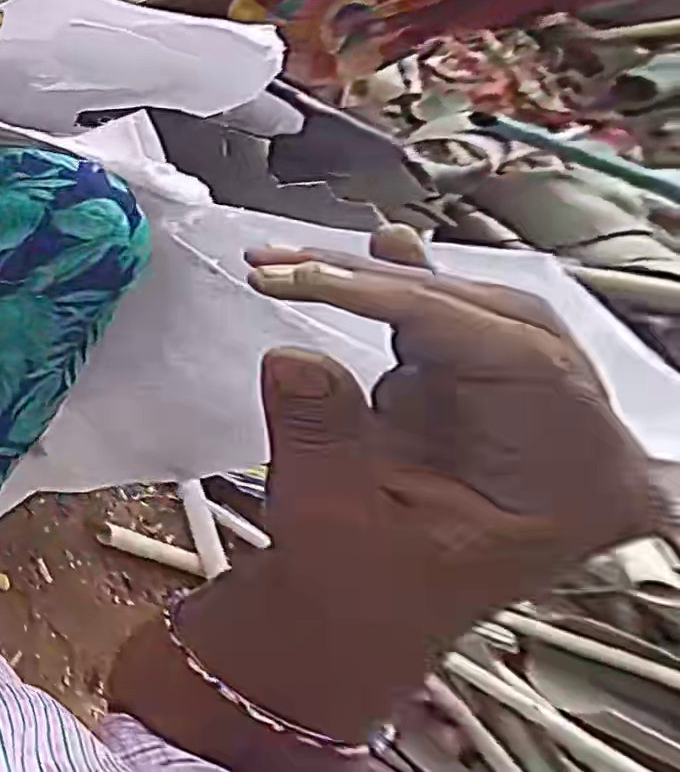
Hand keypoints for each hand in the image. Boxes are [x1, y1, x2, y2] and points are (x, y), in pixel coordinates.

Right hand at [247, 227, 657, 620]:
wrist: (348, 602)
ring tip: (290, 260)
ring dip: (374, 282)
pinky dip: (404, 291)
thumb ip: (317, 432)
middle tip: (282, 265)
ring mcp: (517, 417)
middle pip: (498, 323)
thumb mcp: (328, 512)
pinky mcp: (463, 403)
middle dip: (384, 284)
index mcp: (570, 479)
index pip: (509, 355)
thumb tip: (291, 355)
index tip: (302, 280)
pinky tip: (386, 249)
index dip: (405, 304)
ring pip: (467, 317)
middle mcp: (567, 438)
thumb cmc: (351, 578)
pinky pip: (444, 331)